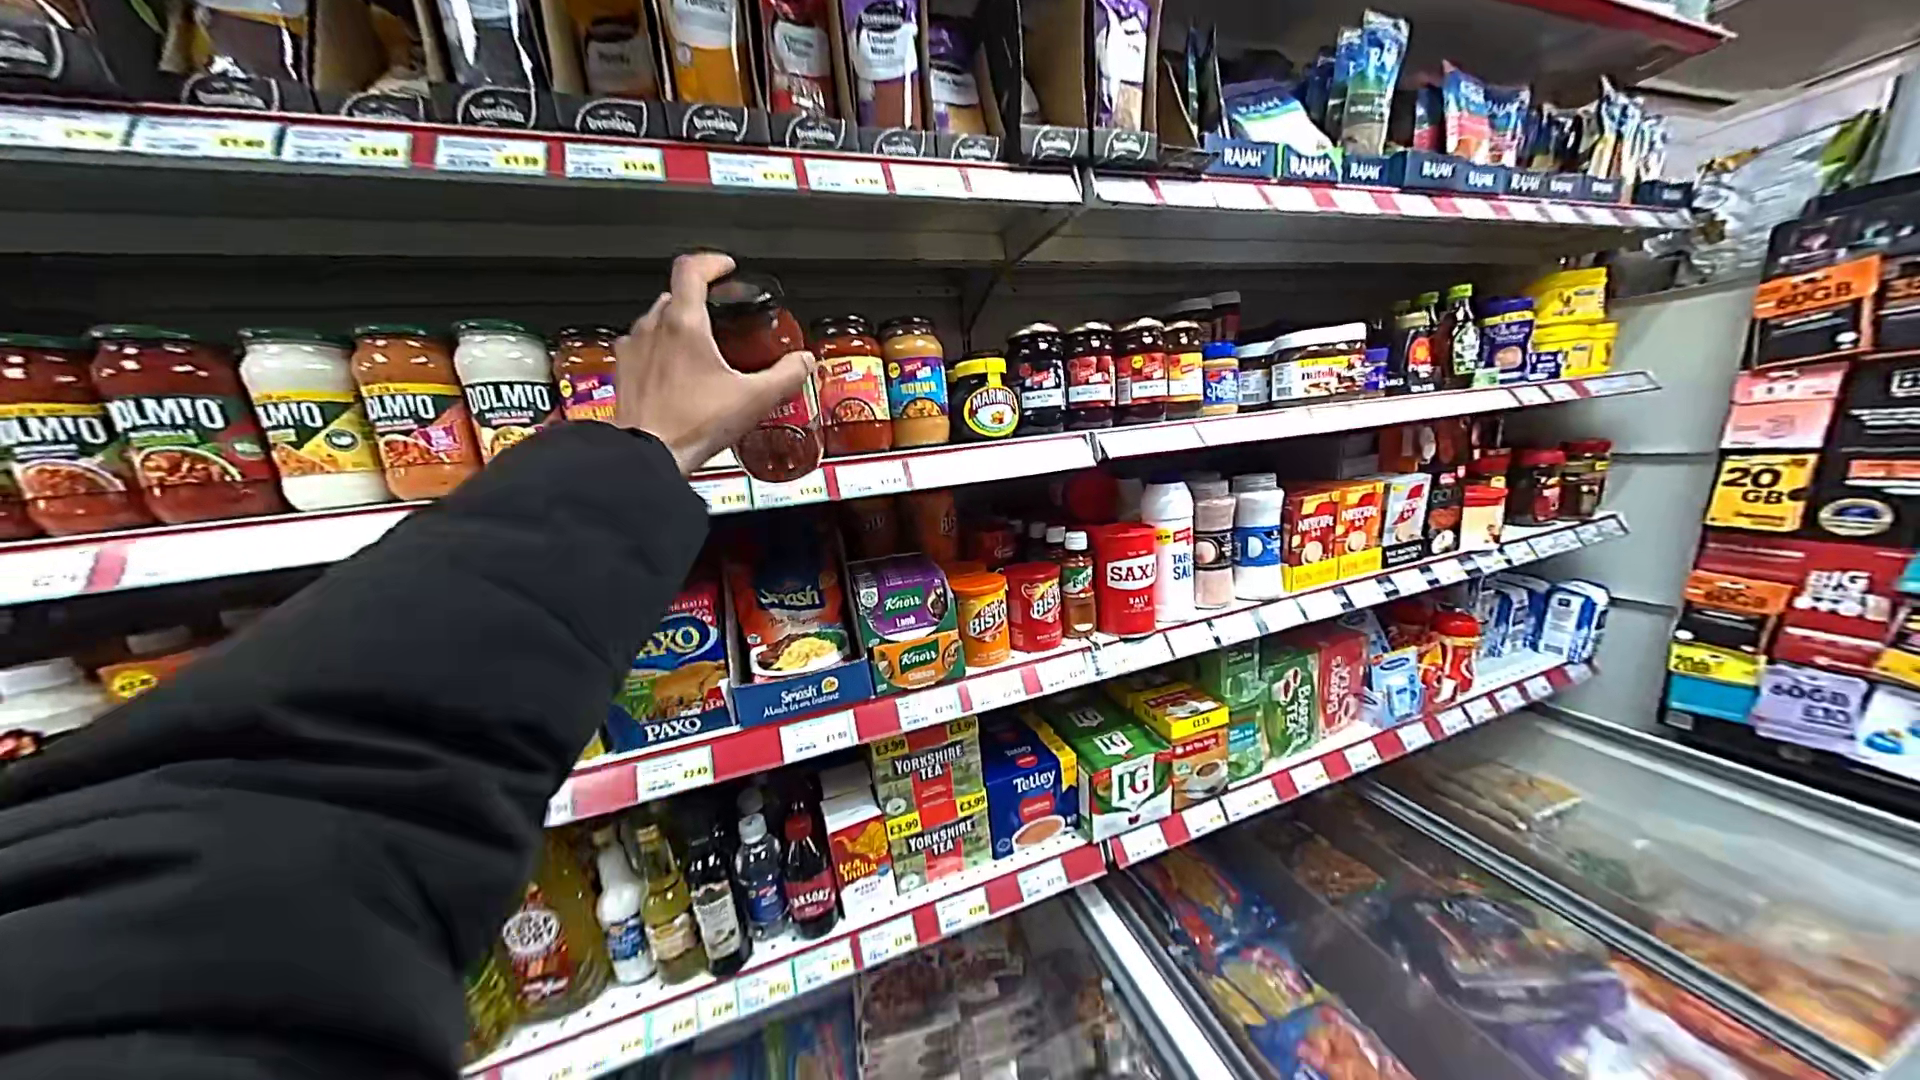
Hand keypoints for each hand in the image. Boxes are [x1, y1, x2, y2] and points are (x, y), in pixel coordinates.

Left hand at [613, 252, 814, 475]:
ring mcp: (633, 348)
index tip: (726, 268)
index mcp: (684, 324)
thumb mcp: (753, 400)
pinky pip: (644, 348)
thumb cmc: (693, 424)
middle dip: (701, 301)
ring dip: (680, 327)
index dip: (712, 262)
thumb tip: (804, 361)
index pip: (691, 269)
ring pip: (658, 321)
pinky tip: (681, 376)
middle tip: (723, 317)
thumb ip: (785, 375)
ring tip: (704, 351)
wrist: (648, 455)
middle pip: (676, 295)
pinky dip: (663, 351)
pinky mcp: (624, 371)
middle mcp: (652, 328)